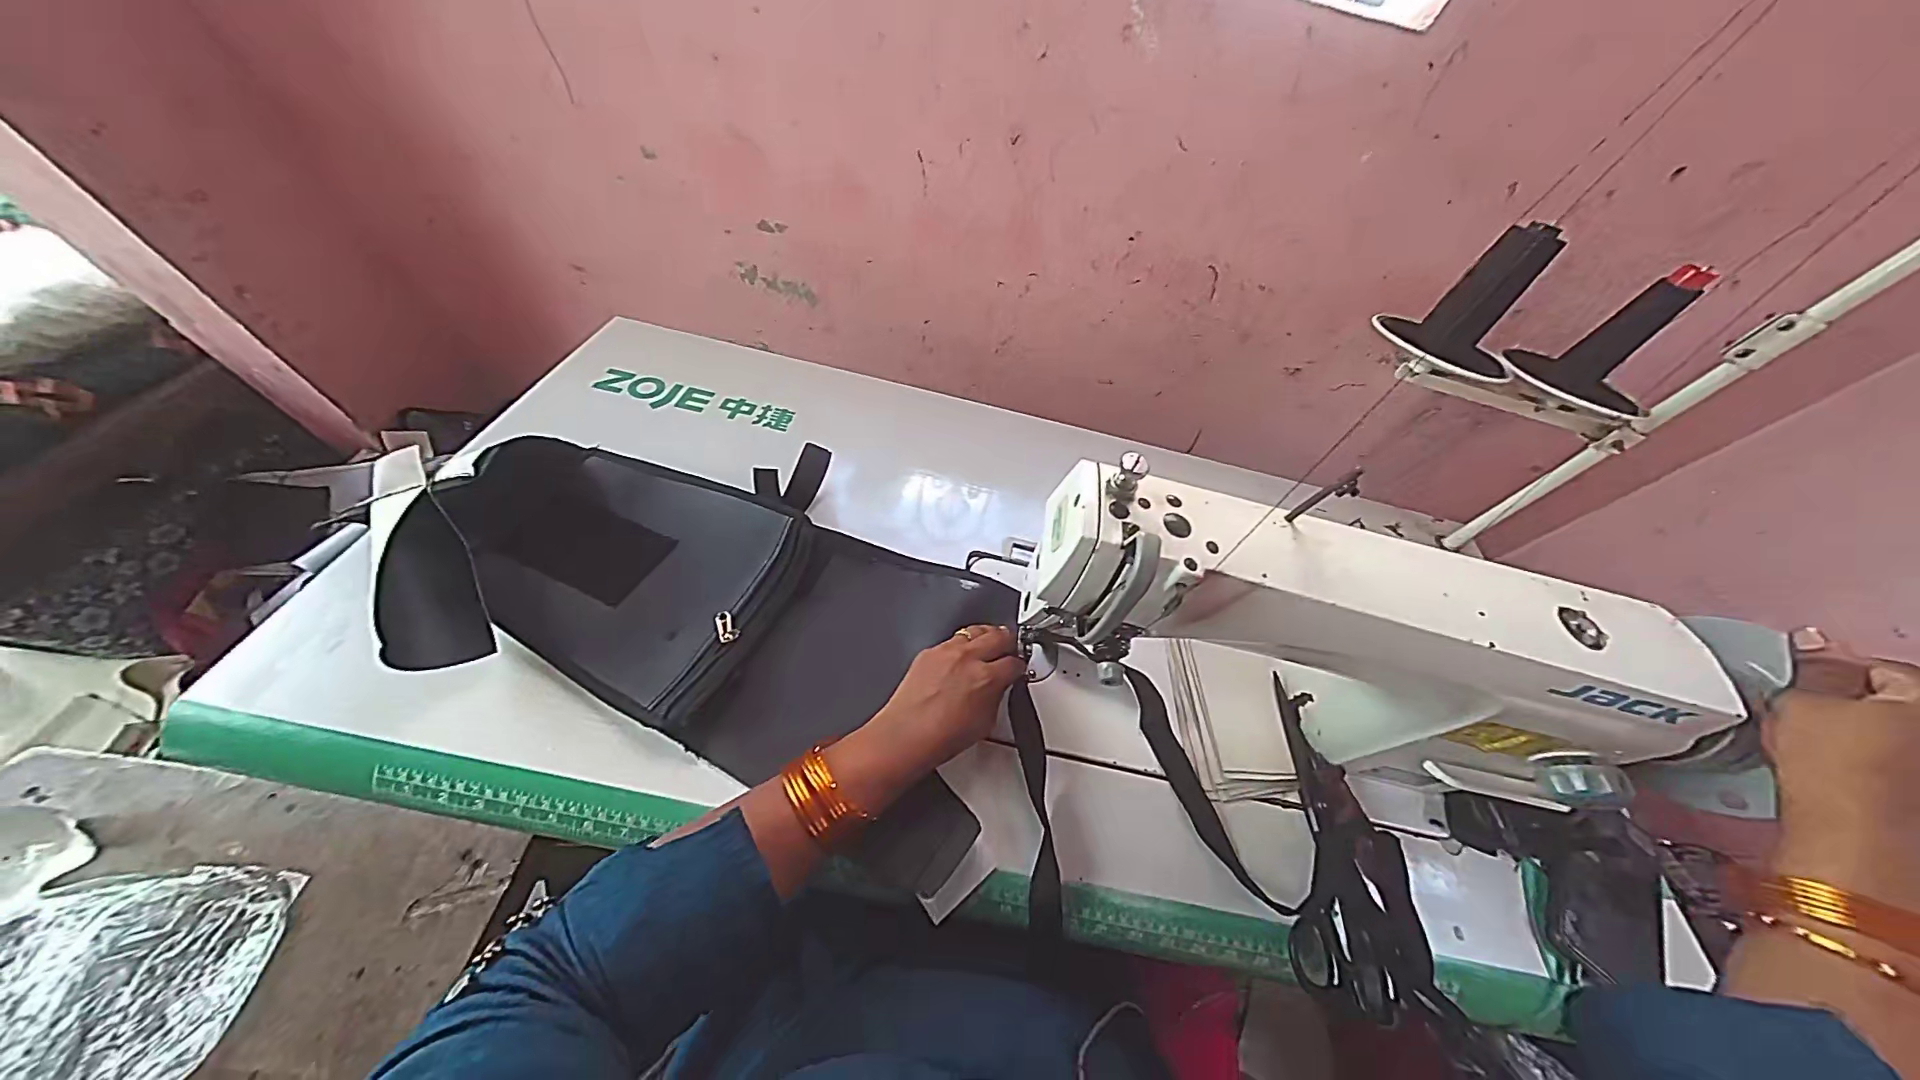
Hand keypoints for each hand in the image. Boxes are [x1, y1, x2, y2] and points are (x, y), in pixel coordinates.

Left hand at [818, 625, 1026, 819]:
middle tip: (1012, 647)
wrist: (906, 736)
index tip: (1018, 669)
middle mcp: (967, 659)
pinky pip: (952, 639)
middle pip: (999, 635)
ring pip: (976, 630)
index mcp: (986, 677)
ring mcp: (946, 652)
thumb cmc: (939, 736)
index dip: (1020, 666)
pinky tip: (963, 654)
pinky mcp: (929, 652)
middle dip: (1009, 642)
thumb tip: (1000, 688)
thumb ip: (997, 697)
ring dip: (987, 636)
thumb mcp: (986, 723)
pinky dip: (962, 644)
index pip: (1014, 662)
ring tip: (991, 642)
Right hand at [1766, 628, 1919, 904]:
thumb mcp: (1803, 706)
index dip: (1825, 674)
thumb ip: (1811, 671)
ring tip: (1812, 751)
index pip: (1873, 668)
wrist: (1860, 846)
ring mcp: (1915, 768)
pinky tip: (1834, 779)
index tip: (1791, 687)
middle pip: (1888, 705)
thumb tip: (1812, 642)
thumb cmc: (1839, 769)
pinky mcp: (1906, 802)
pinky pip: (1883, 770)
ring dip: (1852, 739)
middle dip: (1846, 708)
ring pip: (1885, 739)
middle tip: (1801, 718)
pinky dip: (1861, 769)